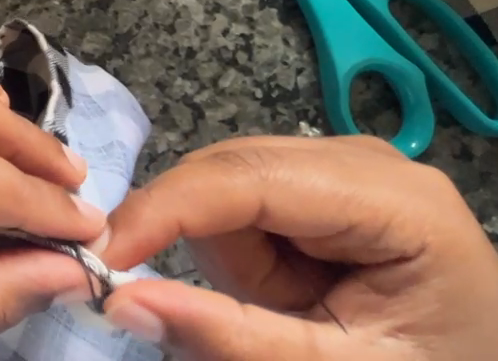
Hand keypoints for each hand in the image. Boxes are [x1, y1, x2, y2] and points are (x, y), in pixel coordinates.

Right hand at [97, 136, 497, 360]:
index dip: (165, 209)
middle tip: (264, 319)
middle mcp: (359, 156)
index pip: (247, 178)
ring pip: (220, 186)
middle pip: (226, 175)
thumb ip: (237, 340)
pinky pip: (235, 199)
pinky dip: (245, 253)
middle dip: (218, 250)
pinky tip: (296, 287)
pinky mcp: (316, 174)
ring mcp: (337, 158)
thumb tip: (123, 302)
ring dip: (233, 258)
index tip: (102, 256)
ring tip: (297, 311)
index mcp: (394, 198)